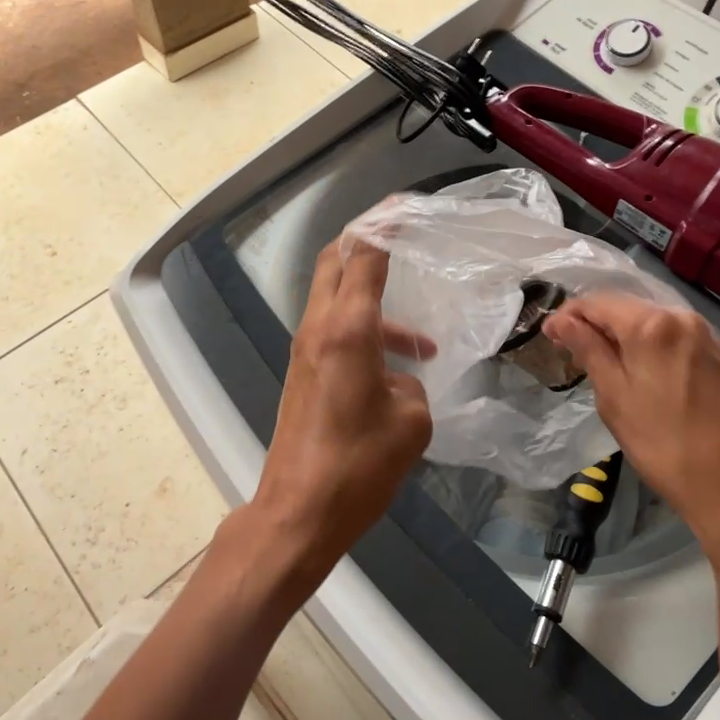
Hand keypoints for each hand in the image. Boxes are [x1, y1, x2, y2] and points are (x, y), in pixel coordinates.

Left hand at [246, 238, 434, 595]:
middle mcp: (319, 329)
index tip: (405, 207)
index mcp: (347, 328)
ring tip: (422, 340)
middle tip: (403, 237)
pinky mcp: (303, 375)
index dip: (384, 225)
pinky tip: (397, 374)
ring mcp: (305, 351)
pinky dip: (365, 331)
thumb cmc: (358, 466)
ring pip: (335, 298)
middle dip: (366, 242)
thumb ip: (410, 385)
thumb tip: (397, 379)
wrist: (297, 513)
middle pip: (335, 262)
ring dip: (374, 301)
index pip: (363, 254)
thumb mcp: (410, 423)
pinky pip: (334, 331)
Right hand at [543, 295, 719, 551]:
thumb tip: (562, 321)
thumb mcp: (613, 396)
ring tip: (605, 362)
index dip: (568, 315)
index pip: (598, 302)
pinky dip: (652, 347)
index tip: (549, 336)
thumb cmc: (661, 443)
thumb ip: (587, 349)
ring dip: (625, 335)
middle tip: (572, 350)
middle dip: (596, 324)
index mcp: (651, 324)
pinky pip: (676, 339)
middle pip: (627, 307)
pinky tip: (644, 373)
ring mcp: (708, 337)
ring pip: (653, 322)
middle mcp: (683, 318)